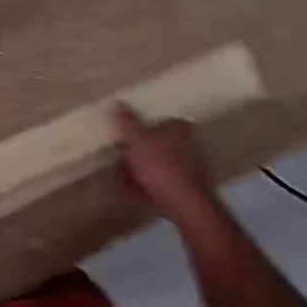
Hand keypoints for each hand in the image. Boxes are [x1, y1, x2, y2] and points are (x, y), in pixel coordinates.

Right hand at [113, 103, 218, 220]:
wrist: (185, 204)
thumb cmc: (161, 166)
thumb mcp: (138, 141)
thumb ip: (127, 122)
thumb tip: (118, 102)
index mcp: (178, 127)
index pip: (153, 123)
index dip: (133, 134)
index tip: (119, 144)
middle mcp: (187, 144)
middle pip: (153, 146)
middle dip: (133, 157)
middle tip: (117, 165)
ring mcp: (188, 167)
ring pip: (156, 167)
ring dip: (136, 174)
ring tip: (120, 182)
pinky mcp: (186, 189)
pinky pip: (161, 184)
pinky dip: (145, 188)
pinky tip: (131, 194)